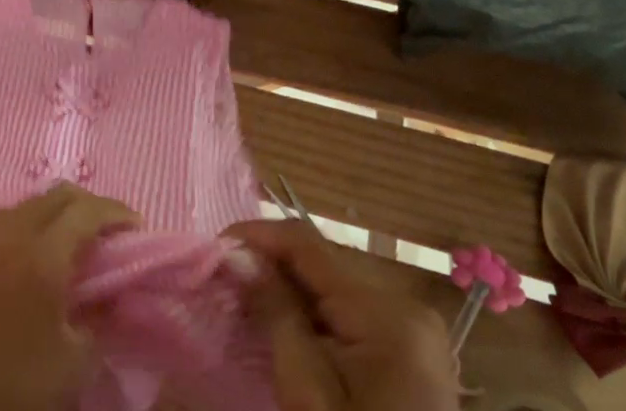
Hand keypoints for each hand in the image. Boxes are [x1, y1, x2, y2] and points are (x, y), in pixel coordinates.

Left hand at [0, 183, 137, 410]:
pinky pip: (8, 216)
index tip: (138, 229)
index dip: (117, 212)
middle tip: (112, 235)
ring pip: (30, 201)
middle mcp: (12, 232)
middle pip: (57, 195)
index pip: (86, 210)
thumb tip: (116, 292)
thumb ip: (102, 317)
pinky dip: (33, 220)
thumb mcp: (75, 360)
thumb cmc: (14, 378)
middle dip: (90, 205)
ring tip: (78, 242)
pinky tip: (40, 249)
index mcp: (42, 254)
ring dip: (59, 210)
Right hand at [227, 220, 458, 410]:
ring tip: (247, 300)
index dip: (255, 236)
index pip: (308, 245)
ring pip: (334, 281)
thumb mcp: (306, 389)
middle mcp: (407, 305)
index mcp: (387, 313)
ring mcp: (414, 326)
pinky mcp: (411, 346)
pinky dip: (314, 308)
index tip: (211, 249)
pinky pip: (351, 307)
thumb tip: (242, 256)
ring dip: (288, 285)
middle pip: (322, 261)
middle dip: (270, 263)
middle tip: (224, 281)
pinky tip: (285, 323)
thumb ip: (276, 313)